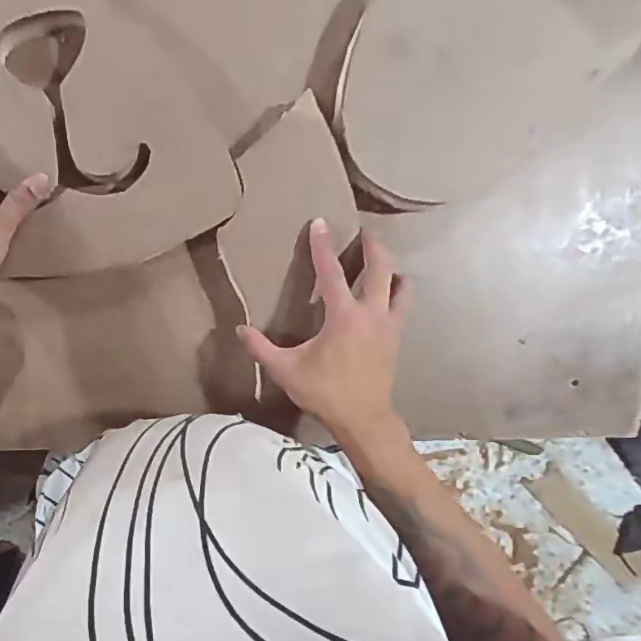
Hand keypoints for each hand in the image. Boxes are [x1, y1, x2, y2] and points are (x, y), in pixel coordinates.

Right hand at [238, 223, 407, 448]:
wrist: (363, 418)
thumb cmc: (323, 392)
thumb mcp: (285, 370)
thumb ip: (261, 348)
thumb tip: (239, 331)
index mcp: (343, 317)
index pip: (331, 273)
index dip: (322, 247)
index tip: (320, 223)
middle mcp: (371, 314)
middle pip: (380, 269)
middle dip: (373, 247)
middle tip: (365, 233)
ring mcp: (388, 325)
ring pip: (400, 285)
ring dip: (392, 270)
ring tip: (382, 265)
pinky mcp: (395, 338)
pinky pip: (402, 305)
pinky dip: (397, 293)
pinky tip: (388, 297)